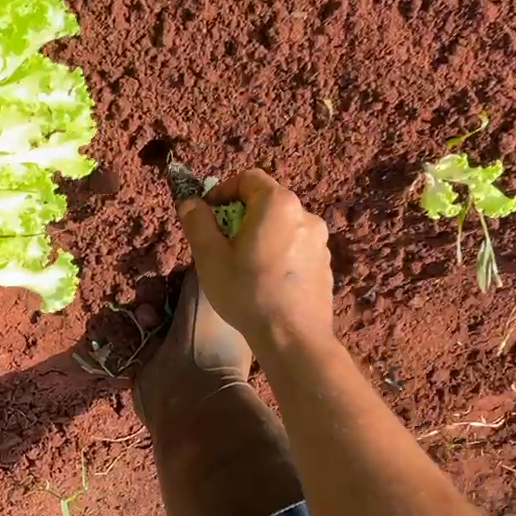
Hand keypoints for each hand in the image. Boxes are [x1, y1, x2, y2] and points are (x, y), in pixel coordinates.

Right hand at [177, 169, 334, 350]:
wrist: (292, 337)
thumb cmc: (246, 292)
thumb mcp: (210, 257)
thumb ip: (198, 223)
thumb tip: (190, 202)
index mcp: (277, 204)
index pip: (248, 178)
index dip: (222, 191)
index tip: (207, 215)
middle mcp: (305, 214)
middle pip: (266, 201)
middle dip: (240, 216)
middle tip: (221, 244)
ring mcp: (319, 240)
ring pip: (281, 225)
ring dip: (259, 235)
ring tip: (243, 266)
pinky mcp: (324, 263)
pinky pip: (295, 247)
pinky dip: (277, 253)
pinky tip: (265, 281)